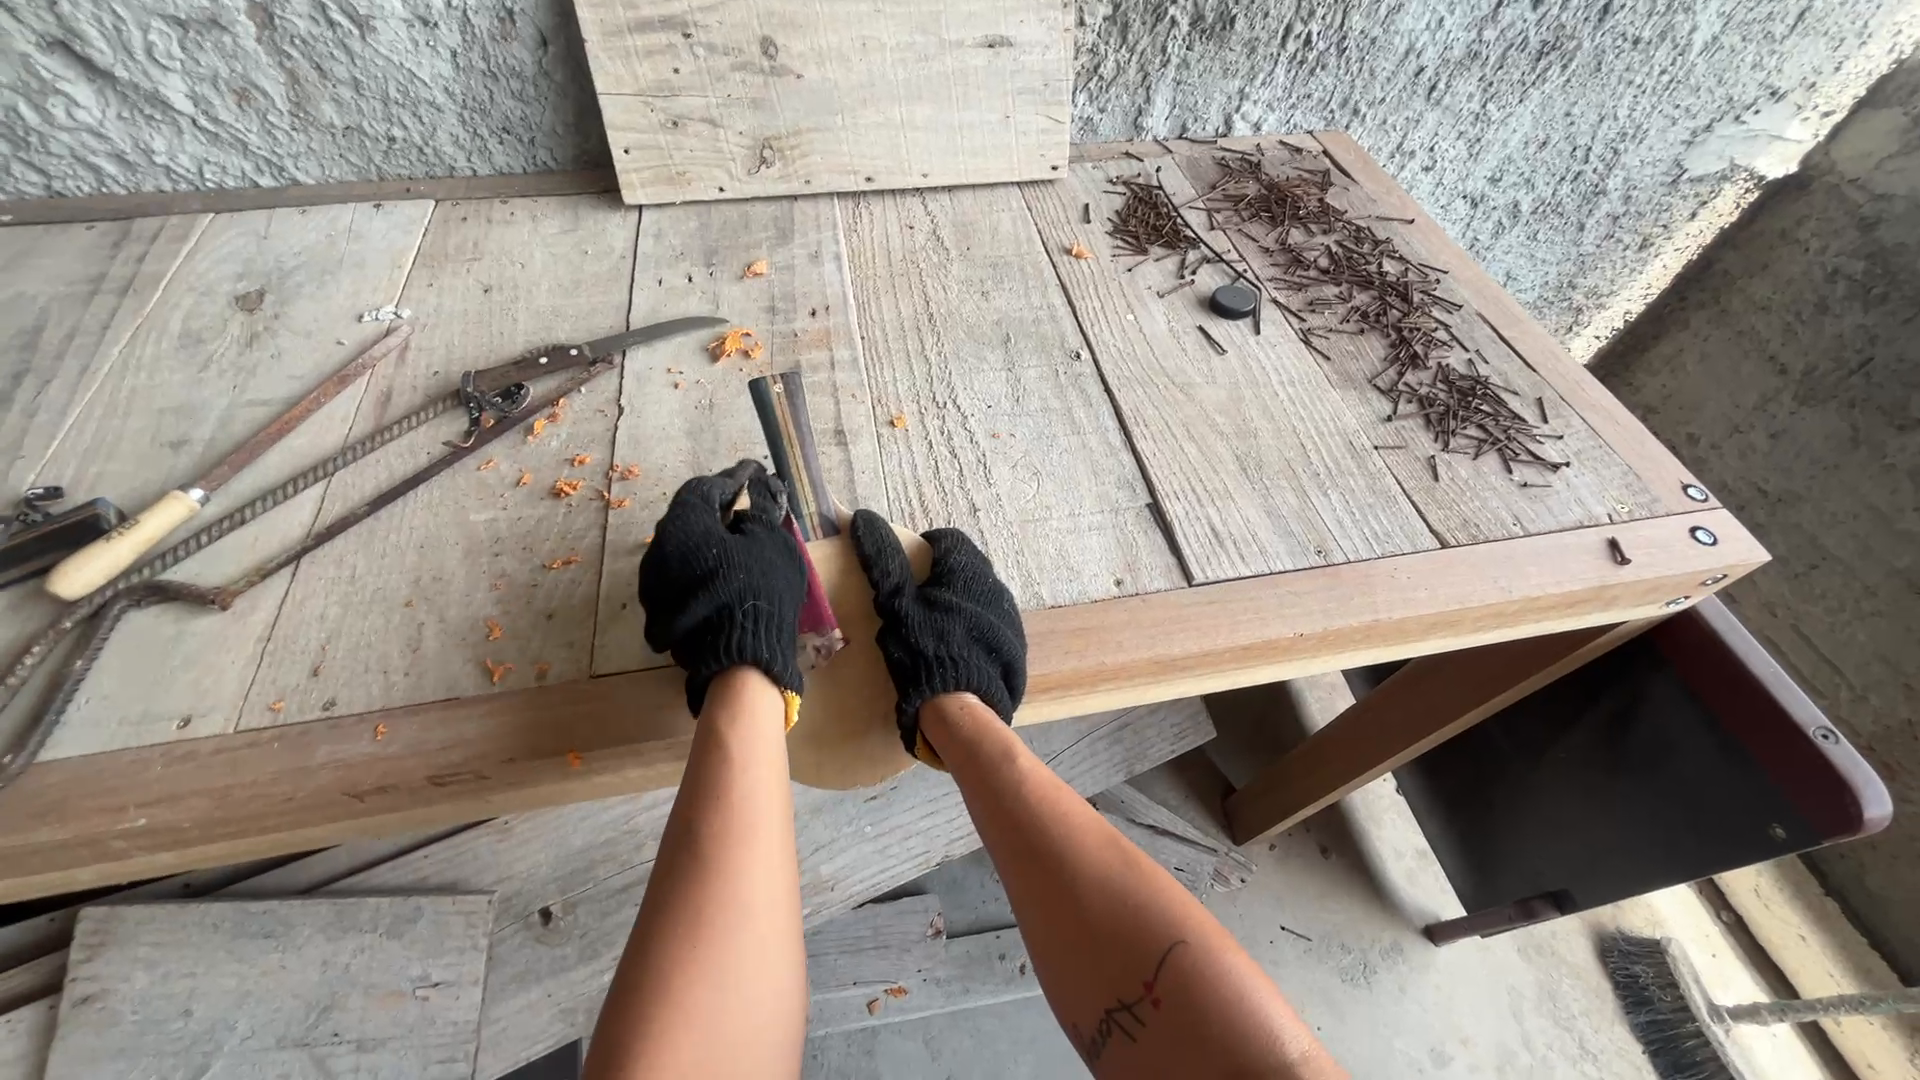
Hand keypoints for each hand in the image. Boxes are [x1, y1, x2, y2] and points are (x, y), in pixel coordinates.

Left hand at [640, 461, 806, 715]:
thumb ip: (760, 511)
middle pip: (688, 519)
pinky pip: (681, 577)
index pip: (706, 489)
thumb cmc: (759, 590)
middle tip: (744, 507)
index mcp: (683, 524)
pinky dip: (701, 568)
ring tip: (736, 544)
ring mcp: (654, 585)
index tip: (753, 475)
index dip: (733, 479)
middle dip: (716, 510)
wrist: (739, 658)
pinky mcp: (659, 614)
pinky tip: (723, 576)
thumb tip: (754, 494)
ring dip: (707, 542)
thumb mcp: (771, 541)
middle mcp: (658, 550)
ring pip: (681, 551)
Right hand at [849, 509, 1025, 765]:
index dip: (926, 548)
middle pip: (967, 568)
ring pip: (981, 598)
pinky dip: (974, 629)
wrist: (962, 704)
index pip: (948, 540)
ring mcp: (1009, 617)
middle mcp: (995, 585)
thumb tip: (863, 516)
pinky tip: (958, 651)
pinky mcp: (1016, 646)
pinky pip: (992, 626)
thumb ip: (882, 559)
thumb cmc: (923, 646)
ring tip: (937, 627)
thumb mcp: (895, 601)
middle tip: (918, 599)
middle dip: (944, 576)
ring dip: (961, 603)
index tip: (909, 568)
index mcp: (967, 568)